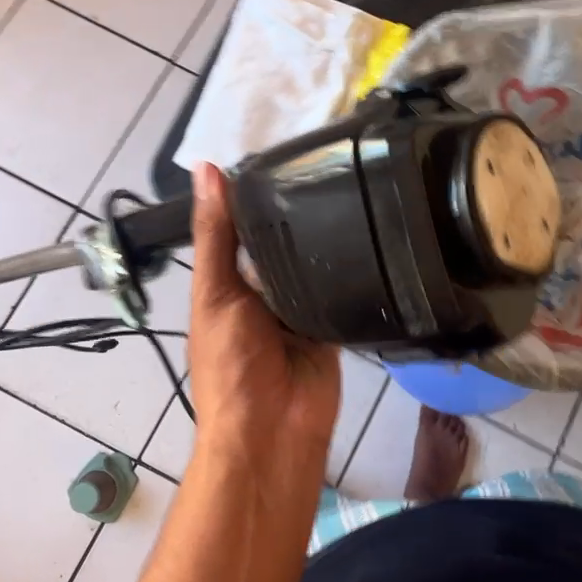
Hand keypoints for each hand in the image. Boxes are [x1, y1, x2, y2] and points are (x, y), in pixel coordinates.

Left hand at [187, 163, 340, 458]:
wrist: (274, 430)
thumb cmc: (231, 364)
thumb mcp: (214, 293)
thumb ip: (216, 235)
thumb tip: (205, 168)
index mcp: (229, 281)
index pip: (244, 225)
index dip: (259, 192)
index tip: (287, 151)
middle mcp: (264, 290)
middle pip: (284, 241)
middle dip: (302, 212)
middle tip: (335, 162)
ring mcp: (300, 307)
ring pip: (315, 261)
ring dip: (328, 238)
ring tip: (359, 186)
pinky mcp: (333, 322)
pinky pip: (342, 289)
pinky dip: (353, 269)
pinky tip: (375, 233)